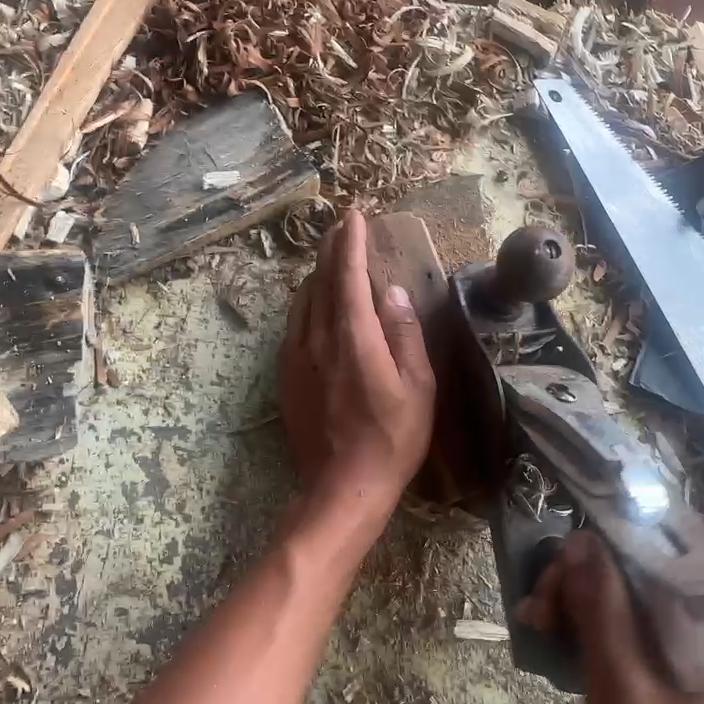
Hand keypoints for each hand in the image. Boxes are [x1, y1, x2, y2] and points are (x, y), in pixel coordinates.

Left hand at [278, 210, 435, 515]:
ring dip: (316, 275)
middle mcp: (319, 339)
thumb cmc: (392, 440)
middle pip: (320, 281)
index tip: (354, 216)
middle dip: (330, 250)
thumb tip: (392, 293)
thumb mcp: (417, 388)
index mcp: (354, 338)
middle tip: (341, 228)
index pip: (348, 275)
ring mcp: (297, 358)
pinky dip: (304, 304)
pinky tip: (312, 305)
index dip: (351, 243)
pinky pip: (293, 326)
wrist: (343, 487)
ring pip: (302, 302)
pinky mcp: (286, 377)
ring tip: (329, 260)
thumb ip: (404, 335)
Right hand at [516, 533, 703, 703]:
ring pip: (622, 576)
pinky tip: (551, 626)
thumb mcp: (618, 670)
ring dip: (574, 593)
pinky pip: (623, 600)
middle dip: (581, 575)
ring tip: (538, 619)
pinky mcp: (670, 631)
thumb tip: (577, 539)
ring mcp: (692, 615)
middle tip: (541, 605)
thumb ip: (600, 603)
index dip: (605, 542)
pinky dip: (586, 609)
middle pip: (635, 557)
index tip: (561, 564)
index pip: (661, 539)